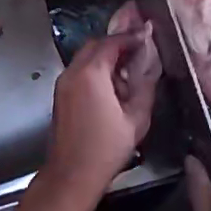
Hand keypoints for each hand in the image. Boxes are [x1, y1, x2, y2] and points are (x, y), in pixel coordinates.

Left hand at [44, 35, 155, 198]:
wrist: (72, 175)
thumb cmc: (106, 148)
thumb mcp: (136, 119)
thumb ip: (145, 88)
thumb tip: (150, 69)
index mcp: (91, 74)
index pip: (111, 42)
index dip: (130, 37)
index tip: (146, 35)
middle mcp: (73, 72)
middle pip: (95, 45)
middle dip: (116, 44)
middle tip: (138, 51)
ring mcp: (63, 83)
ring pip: (85, 57)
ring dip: (105, 57)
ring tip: (127, 71)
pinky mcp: (60, 94)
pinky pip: (79, 71)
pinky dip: (95, 70)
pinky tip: (112, 87)